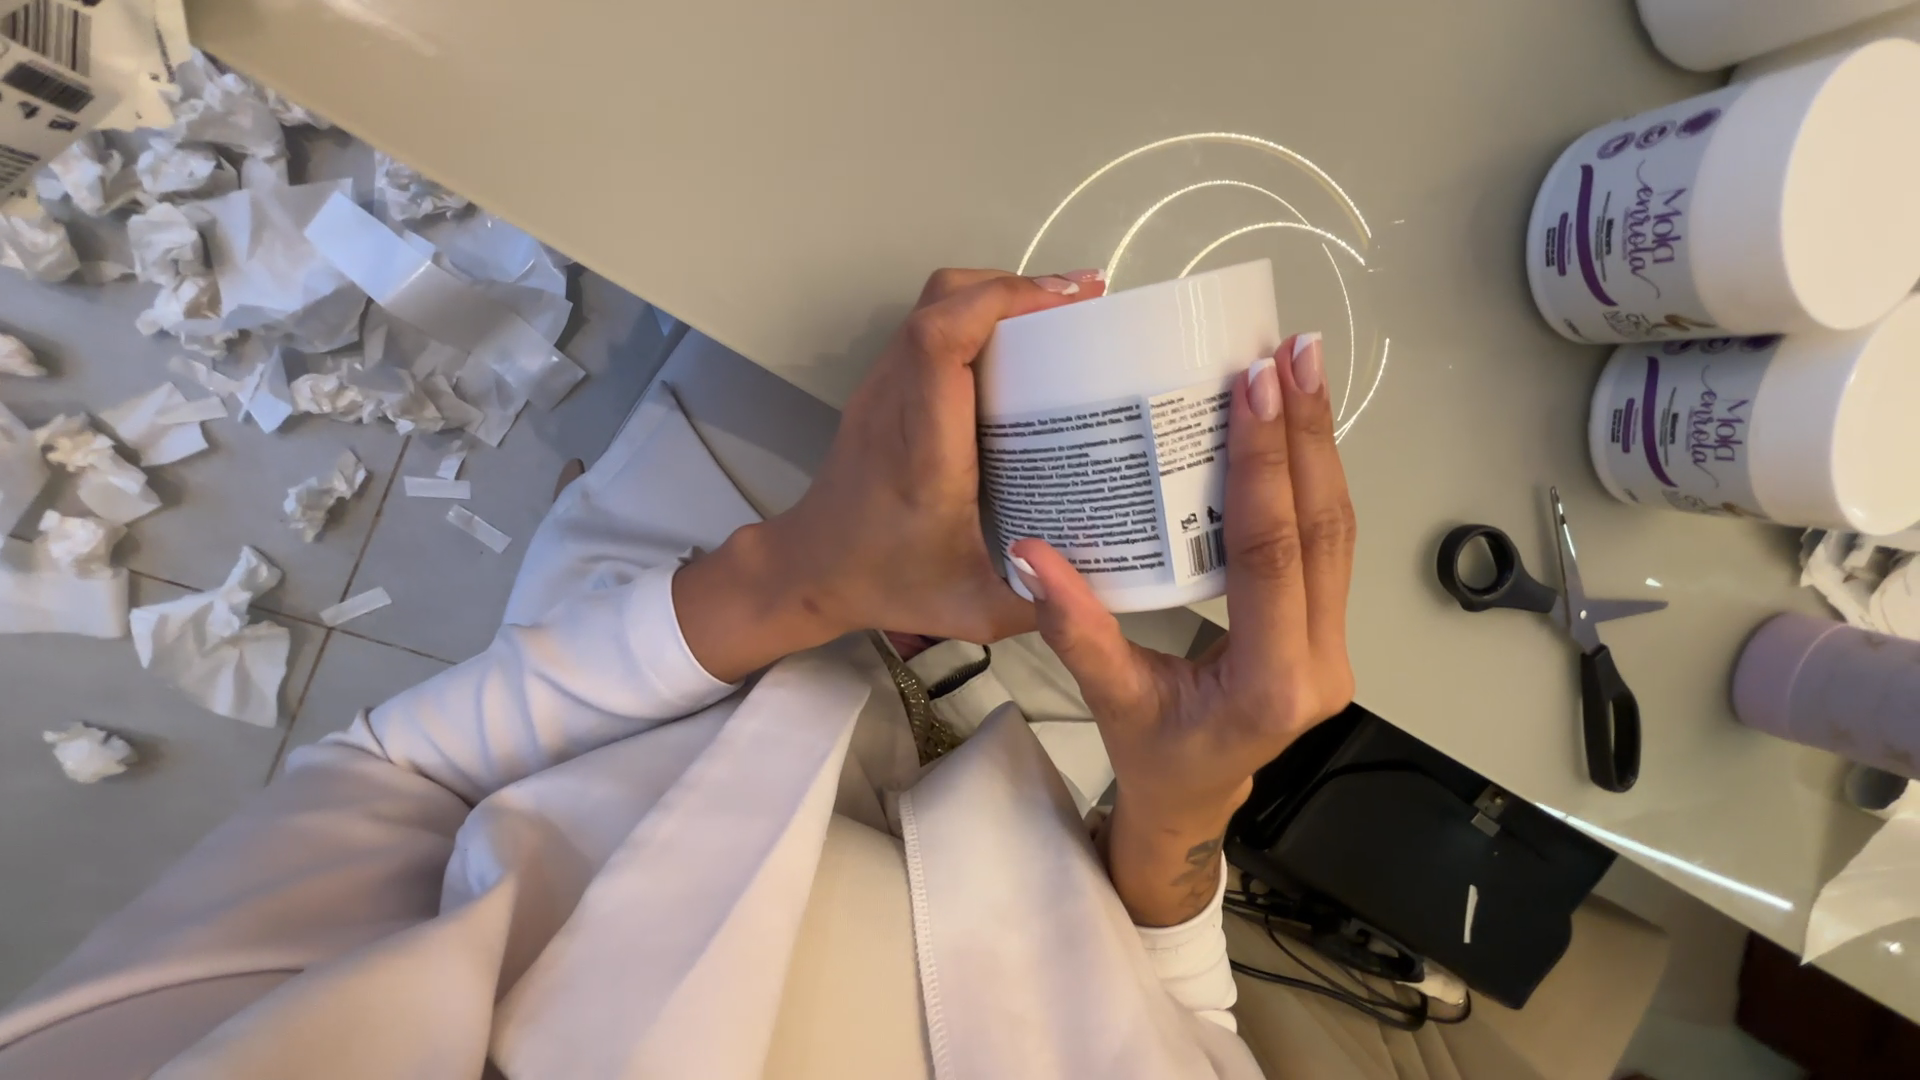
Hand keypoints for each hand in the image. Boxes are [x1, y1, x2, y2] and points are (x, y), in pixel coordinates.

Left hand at [676, 267, 1104, 682]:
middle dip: (1018, 288)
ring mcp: (881, 389)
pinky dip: (975, 318)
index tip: (1075, 300)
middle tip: (1085, 308)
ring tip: (1061, 321)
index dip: (1007, 300)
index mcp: (924, 449)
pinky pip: (927, 328)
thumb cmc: (891, 585)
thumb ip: (1044, 605)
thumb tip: (1113, 579)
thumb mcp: (977, 612)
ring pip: (933, 305)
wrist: (812, 569)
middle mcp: (896, 403)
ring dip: (997, 297)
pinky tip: (1017, 352)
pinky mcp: (880, 391)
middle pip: (943, 302)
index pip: (942, 341)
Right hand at [1009, 333, 1356, 924]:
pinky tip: (1290, 433)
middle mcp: (1320, 657)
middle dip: (1306, 434)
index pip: (1273, 555)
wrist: (1195, 806)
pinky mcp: (1323, 627)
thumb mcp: (1110, 699)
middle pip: (1324, 528)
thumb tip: (1030, 554)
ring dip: (1317, 448)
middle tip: (1292, 353)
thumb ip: (1076, 629)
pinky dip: (1309, 480)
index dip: (1264, 467)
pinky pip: (1326, 544)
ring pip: (1337, 530)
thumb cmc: (1154, 761)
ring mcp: (1332, 642)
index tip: (1256, 387)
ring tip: (1301, 373)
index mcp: (1271, 680)